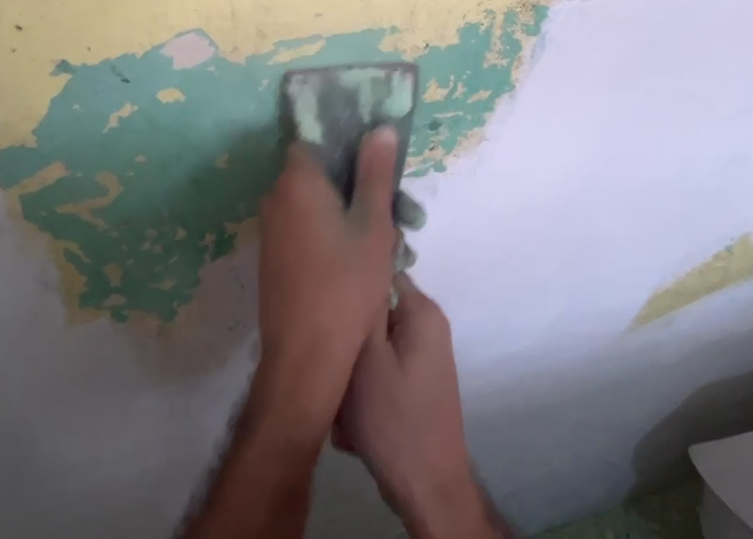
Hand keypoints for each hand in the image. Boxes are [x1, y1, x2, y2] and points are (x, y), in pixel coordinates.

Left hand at [254, 127, 401, 426]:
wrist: (305, 355)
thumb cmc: (345, 284)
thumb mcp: (373, 225)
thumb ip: (376, 173)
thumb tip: (379, 128)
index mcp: (296, 182)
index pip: (316, 141)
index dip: (348, 145)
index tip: (381, 162)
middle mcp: (276, 200)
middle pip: (322, 176)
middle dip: (362, 187)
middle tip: (404, 213)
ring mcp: (273, 231)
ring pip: (319, 206)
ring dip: (354, 214)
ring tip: (396, 242)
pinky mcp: (276, 258)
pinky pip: (308, 230)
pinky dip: (336, 234)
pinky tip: (369, 260)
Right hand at [336, 276, 500, 537]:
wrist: (425, 484)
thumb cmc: (393, 418)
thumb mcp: (367, 357)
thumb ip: (363, 310)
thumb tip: (360, 268)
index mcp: (421, 312)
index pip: (379, 274)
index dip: (349, 290)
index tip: (326, 313)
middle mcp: (426, 328)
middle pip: (372, 318)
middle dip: (347, 347)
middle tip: (336, 376)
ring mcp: (421, 359)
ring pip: (369, 352)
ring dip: (350, 379)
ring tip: (344, 410)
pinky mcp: (413, 386)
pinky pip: (378, 377)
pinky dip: (363, 398)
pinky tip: (354, 427)